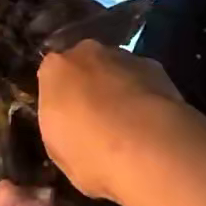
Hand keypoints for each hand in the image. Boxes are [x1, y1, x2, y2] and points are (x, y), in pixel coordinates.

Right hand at [36, 41, 203, 204]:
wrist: (149, 147)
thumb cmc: (91, 154)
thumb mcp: (58, 149)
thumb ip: (59, 121)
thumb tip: (70, 117)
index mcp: (55, 69)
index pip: (51, 74)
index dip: (60, 97)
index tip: (66, 118)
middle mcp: (87, 52)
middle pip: (83, 64)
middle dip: (88, 84)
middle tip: (95, 118)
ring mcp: (123, 55)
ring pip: (113, 68)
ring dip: (116, 86)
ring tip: (126, 123)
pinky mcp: (153, 65)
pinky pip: (140, 76)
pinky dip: (141, 91)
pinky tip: (148, 119)